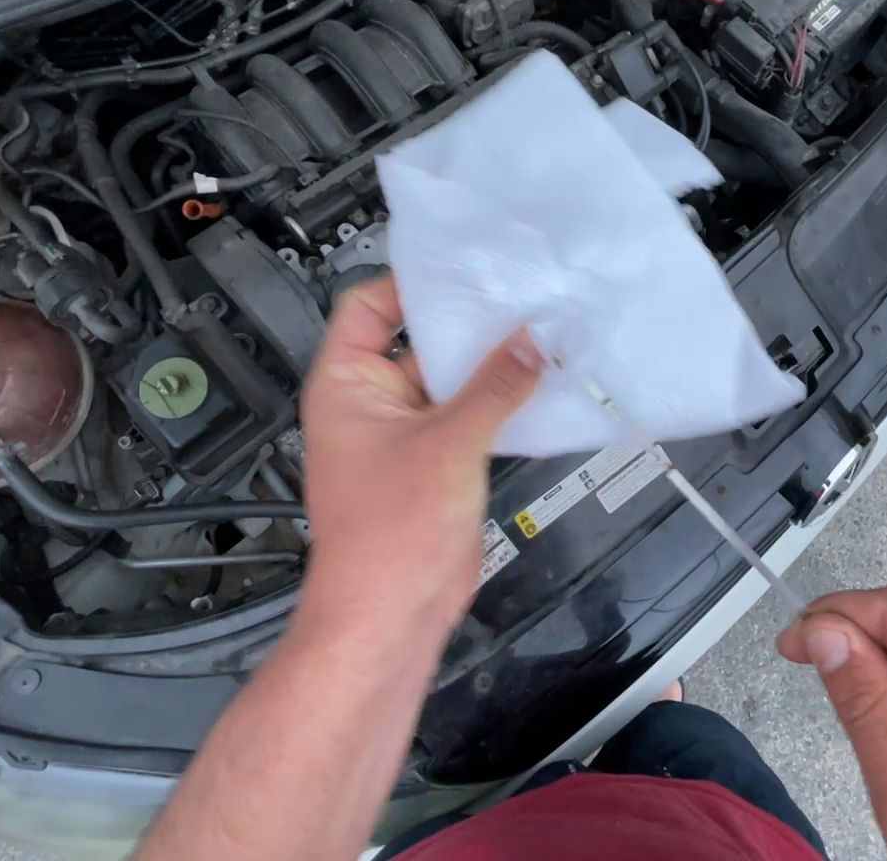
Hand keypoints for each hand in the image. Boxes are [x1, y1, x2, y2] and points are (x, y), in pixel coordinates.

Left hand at [297, 277, 543, 631]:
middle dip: (469, 327)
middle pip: (420, 341)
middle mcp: (374, 402)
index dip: (410, 285)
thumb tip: (530, 343)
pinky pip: (471, 414)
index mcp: (347, 385)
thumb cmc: (387, 535)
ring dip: (491, 367)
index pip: (368, 307)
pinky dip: (500, 402)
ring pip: (452, 380)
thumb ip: (494, 388)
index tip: (462, 273)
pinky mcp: (439, 457)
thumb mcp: (448, 444)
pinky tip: (538, 388)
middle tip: (519, 302)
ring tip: (539, 340)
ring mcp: (409, 431)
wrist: (394, 613)